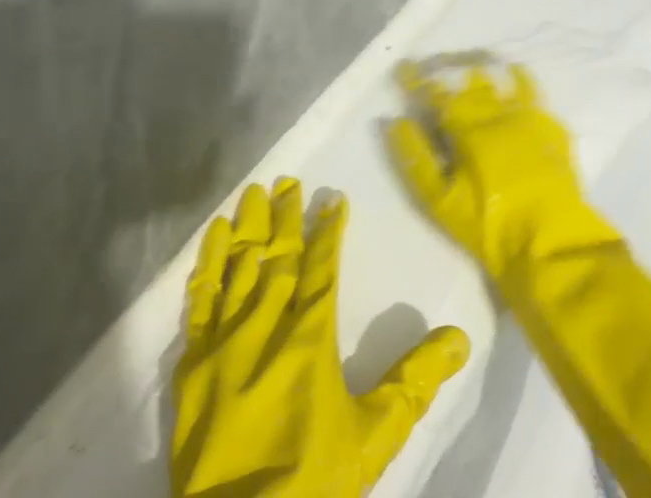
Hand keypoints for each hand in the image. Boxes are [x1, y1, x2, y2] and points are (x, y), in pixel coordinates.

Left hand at [169, 179, 470, 497]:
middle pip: (277, 260)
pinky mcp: (192, 361)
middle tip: (289, 183)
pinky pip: (199, 300)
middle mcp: (264, 328)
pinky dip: (209, 264)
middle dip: (285, 219)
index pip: (321, 271)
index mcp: (310, 340)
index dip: (328, 232)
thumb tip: (458, 337)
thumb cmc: (314, 479)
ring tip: (255, 194)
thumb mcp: (377, 436)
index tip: (332, 199)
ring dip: (249, 229)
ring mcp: (224, 341)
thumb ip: (416, 382)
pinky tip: (215, 238)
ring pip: (238, 269)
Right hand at [386, 61, 596, 283]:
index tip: (402, 68)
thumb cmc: (488, 226)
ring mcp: (530, 119)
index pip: (436, 94)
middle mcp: (500, 114)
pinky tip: (512, 74)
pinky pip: (533, 92)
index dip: (416, 79)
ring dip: (482, 67)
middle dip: (446, 68)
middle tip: (430, 63)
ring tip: (468, 60)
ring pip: (502, 79)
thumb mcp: (439, 200)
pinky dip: (518, 78)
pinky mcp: (552, 130)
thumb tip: (395, 121)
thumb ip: (415, 158)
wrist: (551, 244)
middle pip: (469, 79)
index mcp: (469, 129)